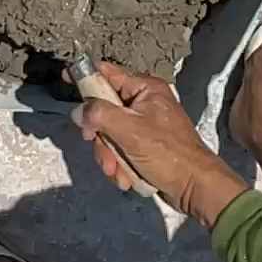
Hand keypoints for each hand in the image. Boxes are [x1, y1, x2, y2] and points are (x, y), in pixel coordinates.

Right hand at [70, 61, 249, 228]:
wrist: (196, 188)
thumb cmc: (166, 153)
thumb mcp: (129, 130)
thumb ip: (99, 115)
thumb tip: (78, 111)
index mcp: (145, 88)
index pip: (108, 73)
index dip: (86, 76)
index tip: (65, 79)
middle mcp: (144, 102)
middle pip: (104, 109)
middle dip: (100, 135)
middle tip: (97, 145)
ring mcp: (144, 125)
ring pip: (109, 133)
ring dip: (109, 155)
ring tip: (117, 171)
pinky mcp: (145, 146)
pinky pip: (120, 149)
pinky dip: (120, 164)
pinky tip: (126, 177)